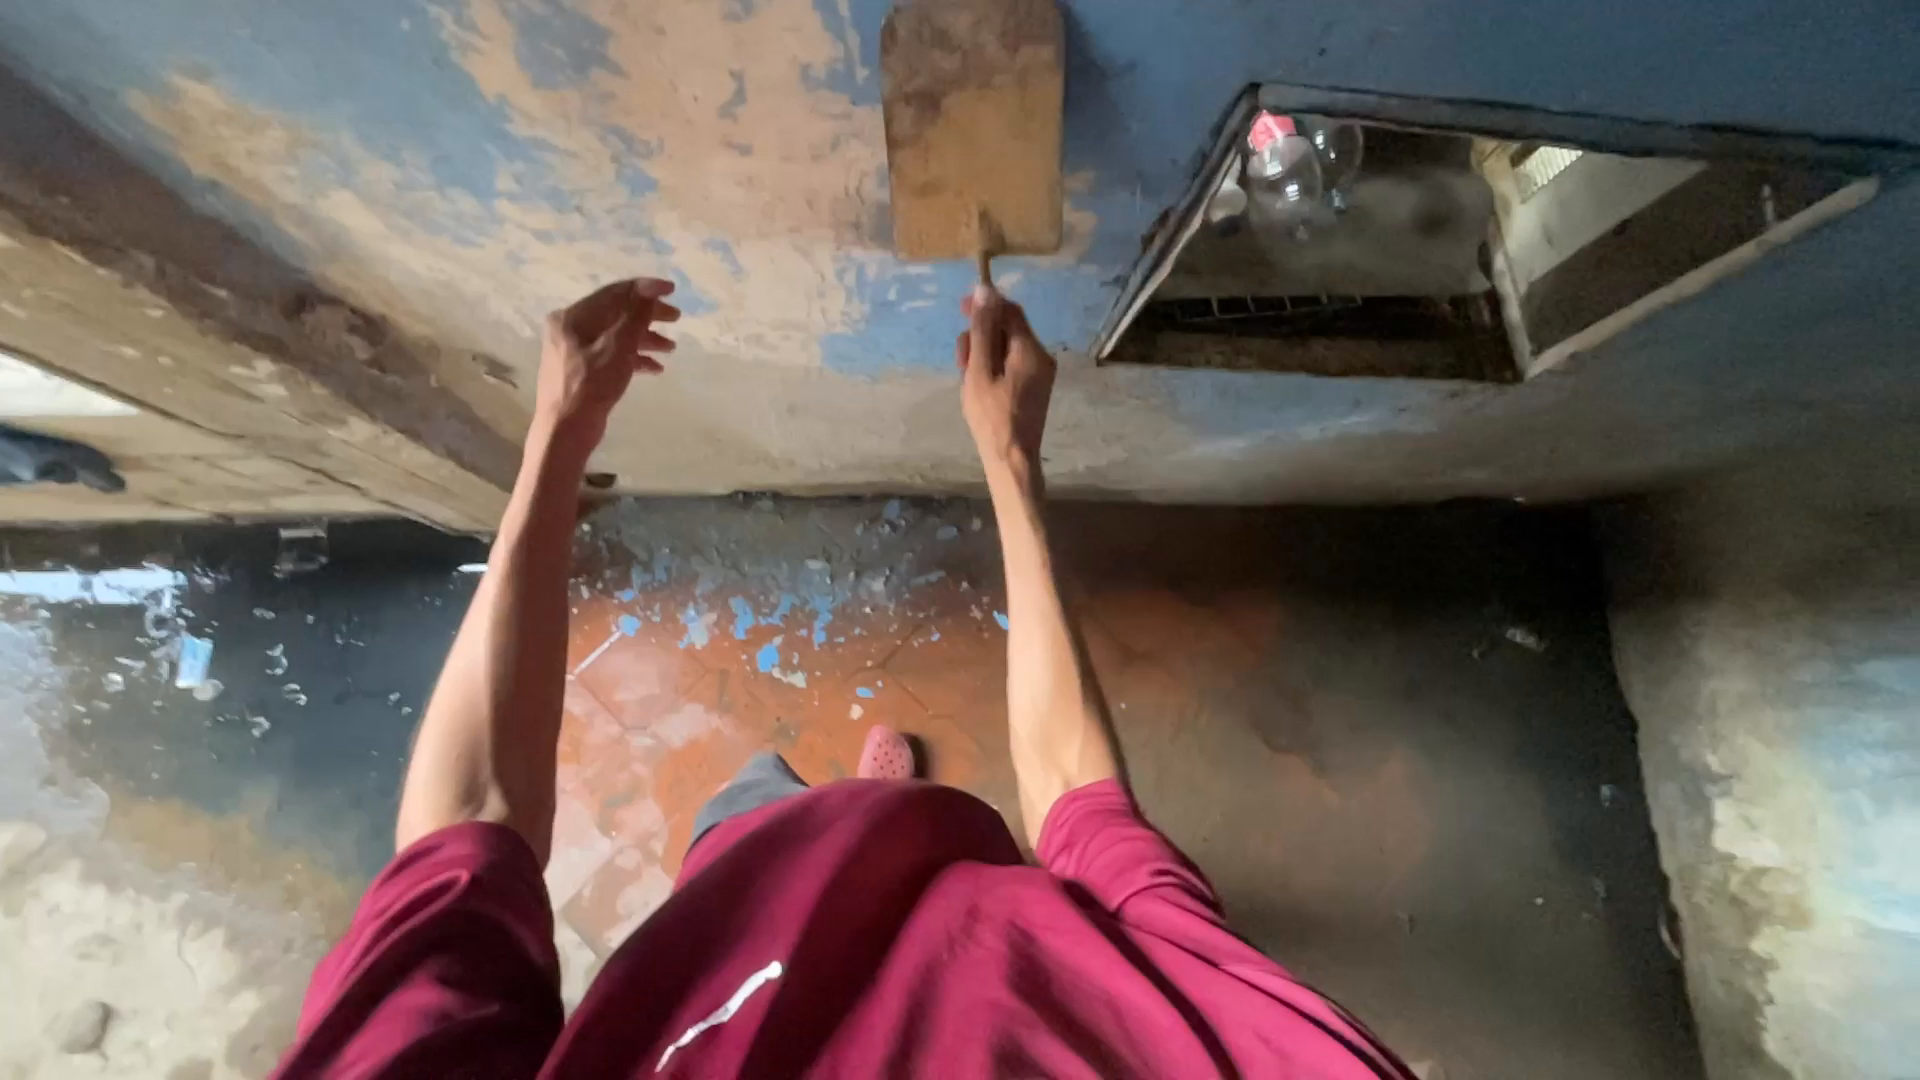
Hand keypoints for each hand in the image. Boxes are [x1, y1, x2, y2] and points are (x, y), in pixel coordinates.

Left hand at [533, 277, 679, 456]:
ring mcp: (576, 349)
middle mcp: (571, 327)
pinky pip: (614, 354)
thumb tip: (650, 290)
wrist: (566, 429)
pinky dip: (635, 357)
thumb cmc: (590, 386)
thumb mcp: (617, 348)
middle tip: (676, 318)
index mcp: (573, 317)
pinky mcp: (584, 369)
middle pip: (616, 313)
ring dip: (645, 338)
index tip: (672, 291)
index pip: (614, 293)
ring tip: (671, 348)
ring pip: (617, 335)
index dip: (645, 290)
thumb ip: (635, 317)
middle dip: (648, 315)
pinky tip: (655, 368)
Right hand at [956, 285, 1053, 472]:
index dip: (986, 305)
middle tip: (960, 359)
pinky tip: (978, 386)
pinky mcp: (1034, 388)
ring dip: (984, 353)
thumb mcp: (979, 370)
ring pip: (1008, 348)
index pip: (1010, 311)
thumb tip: (985, 290)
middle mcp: (1041, 357)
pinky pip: (1012, 365)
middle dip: (980, 335)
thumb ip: (981, 330)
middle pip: (1008, 329)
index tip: (961, 308)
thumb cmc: (991, 417)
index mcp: (1030, 350)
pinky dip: (993, 368)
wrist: (1012, 459)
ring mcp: (1040, 374)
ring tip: (966, 377)